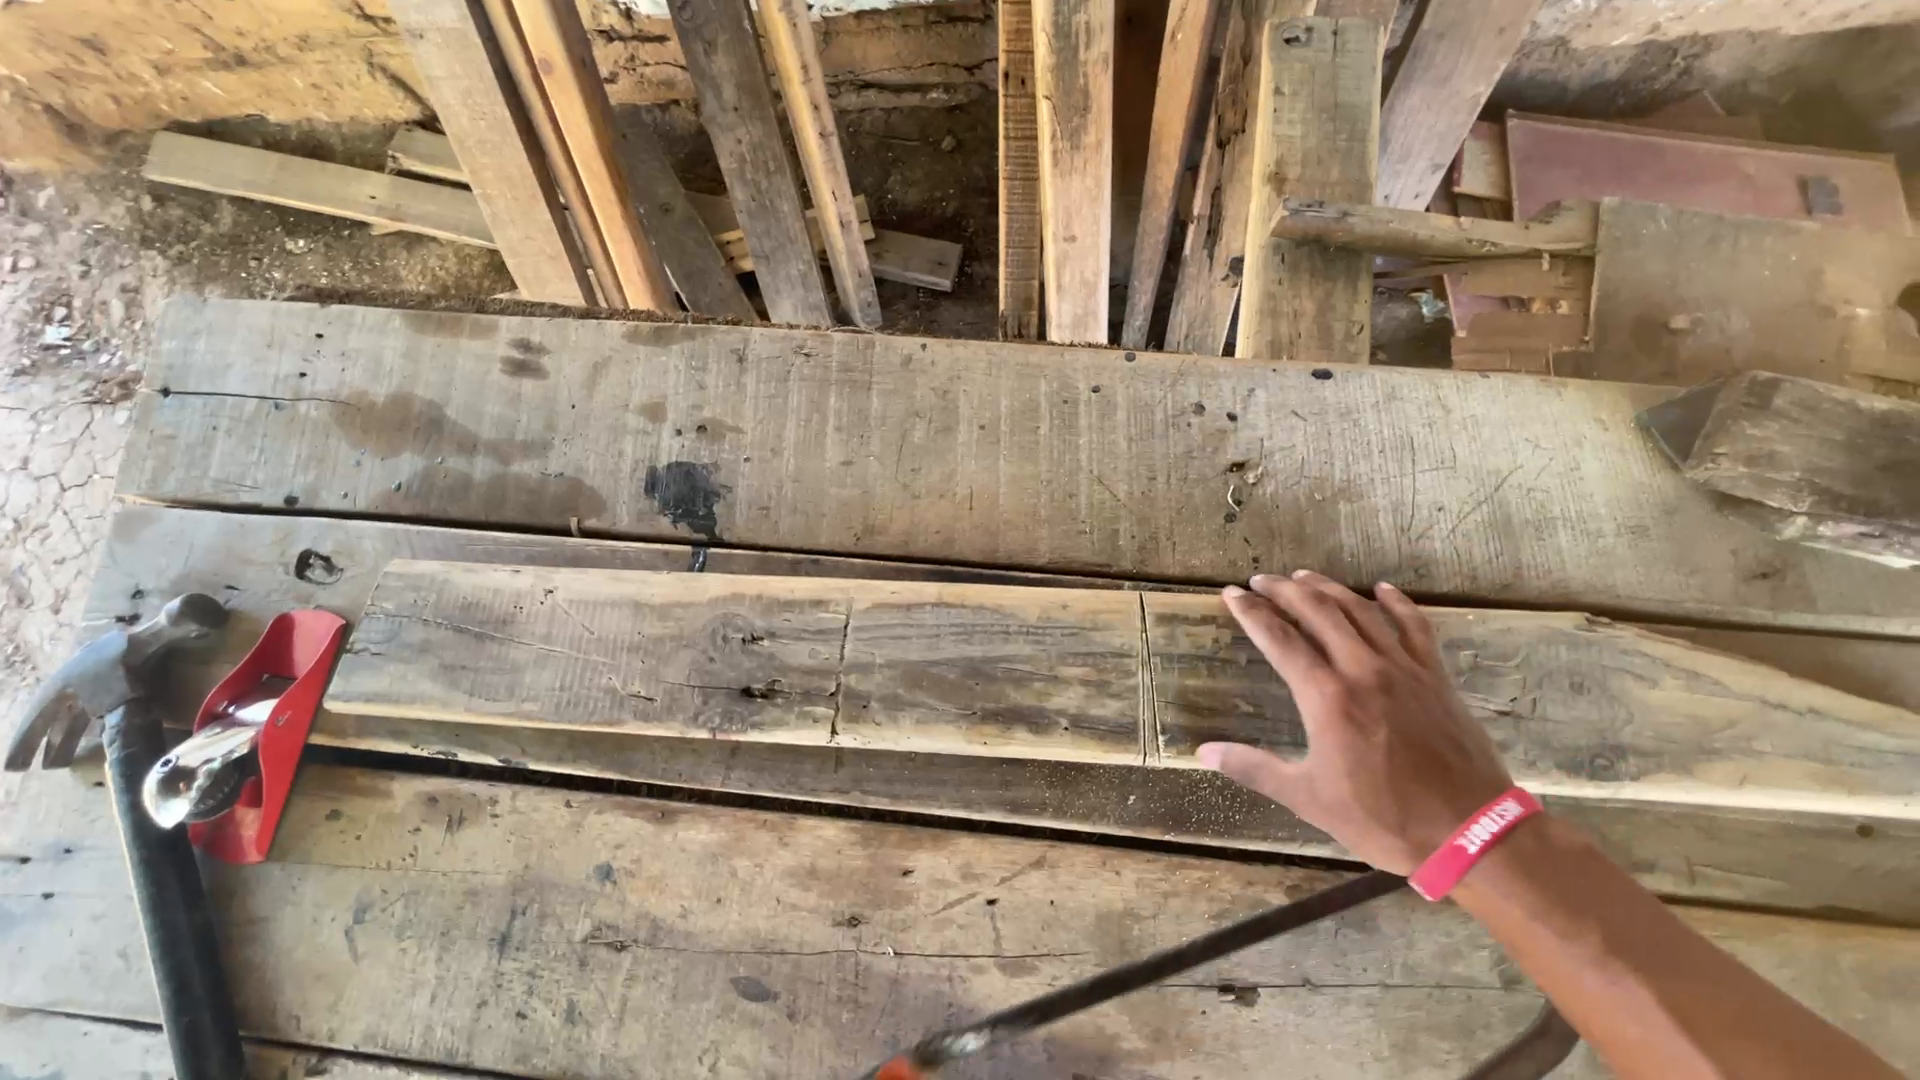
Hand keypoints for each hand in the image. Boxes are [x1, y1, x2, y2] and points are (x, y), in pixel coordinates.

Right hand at [1196, 570, 1513, 874]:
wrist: (1473, 833)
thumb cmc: (1384, 818)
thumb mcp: (1308, 798)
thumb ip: (1253, 769)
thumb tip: (1203, 753)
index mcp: (1327, 697)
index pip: (1279, 640)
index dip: (1252, 613)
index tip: (1232, 595)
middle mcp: (1362, 670)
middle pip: (1318, 613)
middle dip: (1284, 591)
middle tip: (1260, 579)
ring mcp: (1404, 669)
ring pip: (1361, 612)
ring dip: (1329, 589)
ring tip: (1303, 576)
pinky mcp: (1436, 677)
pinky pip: (1414, 627)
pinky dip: (1397, 603)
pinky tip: (1382, 588)